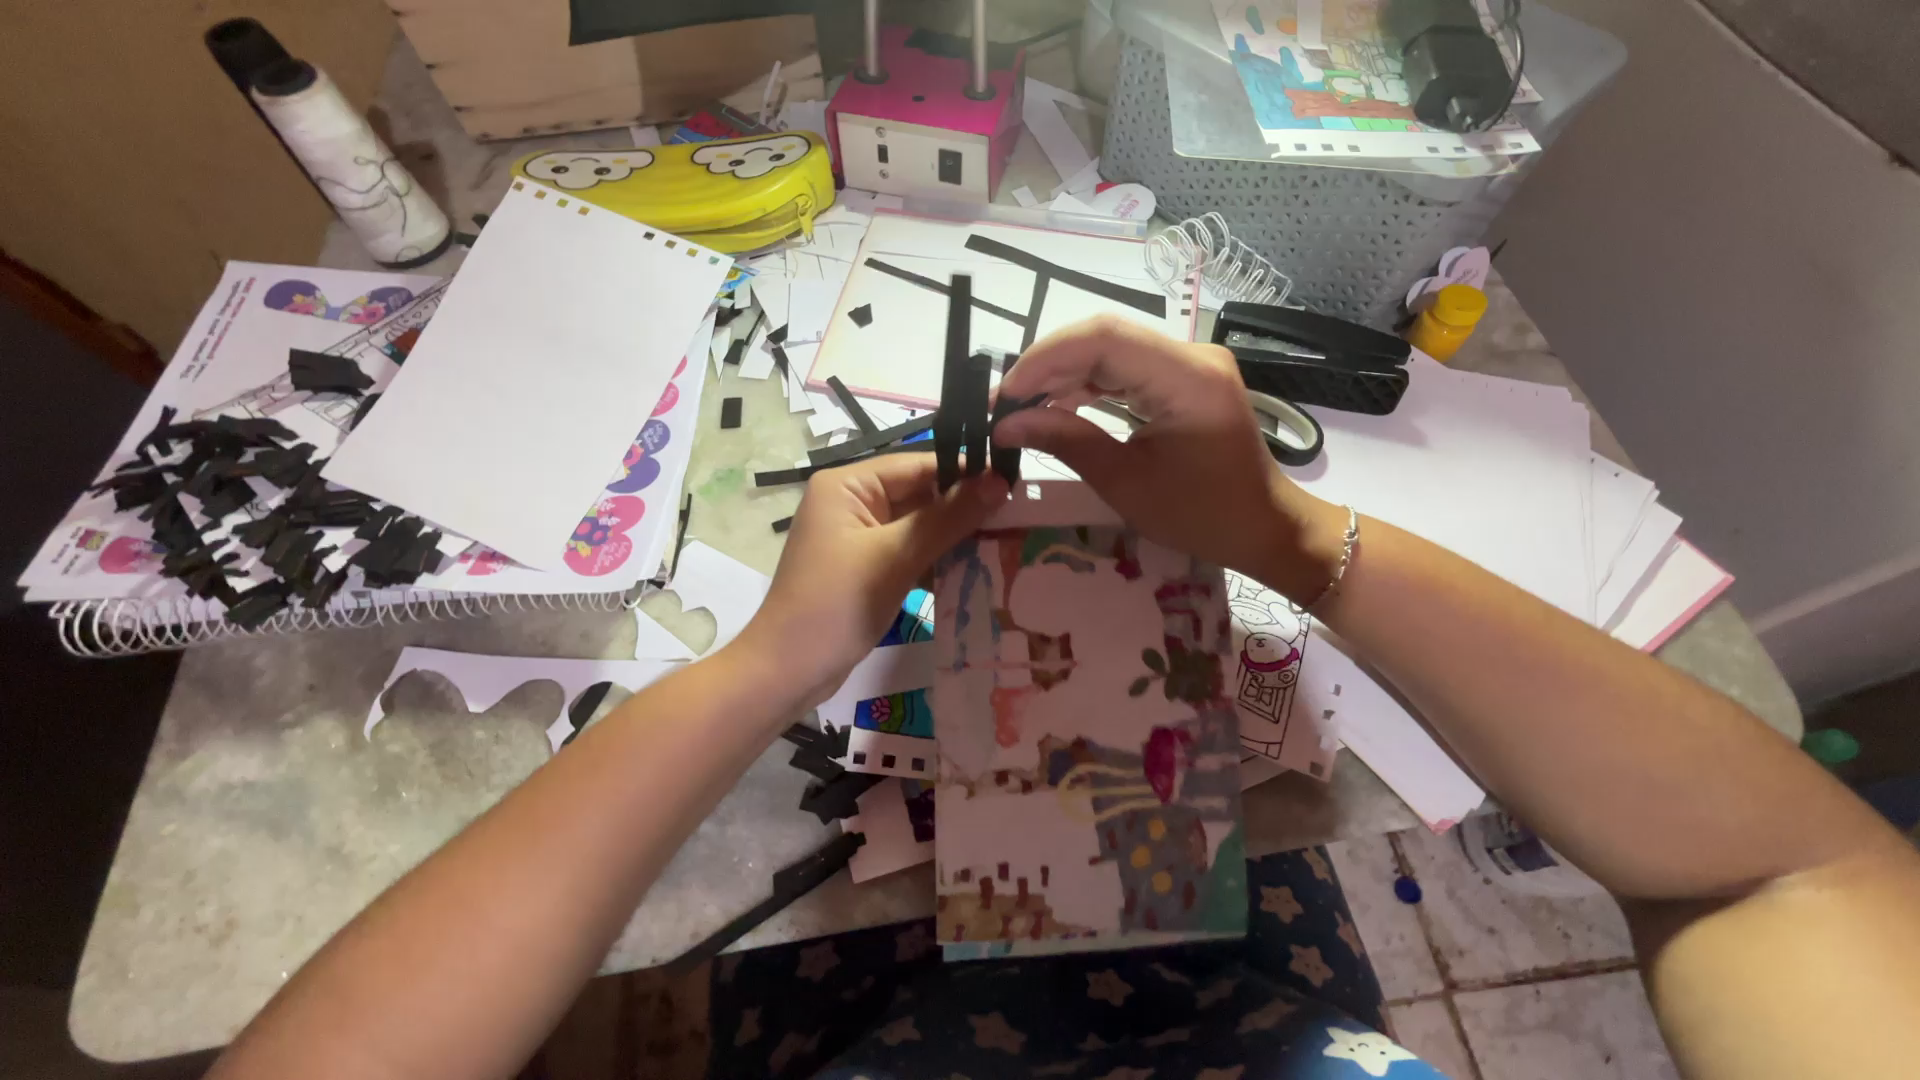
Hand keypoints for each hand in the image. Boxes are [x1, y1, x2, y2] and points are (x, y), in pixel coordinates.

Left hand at [734, 453, 1005, 706]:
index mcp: (848, 485)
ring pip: (919, 525)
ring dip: (956, 535)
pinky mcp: (866, 567)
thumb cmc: (837, 604)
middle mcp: (851, 501)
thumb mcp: (896, 556)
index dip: (966, 473)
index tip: (1015, 484)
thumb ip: (948, 517)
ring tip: (1008, 540)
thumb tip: (999, 481)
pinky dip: (938, 558)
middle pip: (920, 493)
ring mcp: (858, 536)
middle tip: (1019, 516)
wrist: (788, 670)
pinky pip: (910, 551)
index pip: (918, 464)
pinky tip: (976, 567)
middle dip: (965, 507)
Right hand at [994, 316, 1344, 601]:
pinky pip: (1125, 367)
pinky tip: (1054, 405)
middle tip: (1004, 406)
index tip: (1006, 396)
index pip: (1104, 339)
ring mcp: (1189, 362)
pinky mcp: (1182, 375)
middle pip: (1103, 338)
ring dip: (1062, 374)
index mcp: (1187, 379)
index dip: (1046, 359)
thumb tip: (1005, 426)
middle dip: (1047, 367)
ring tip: (1020, 408)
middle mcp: (1192, 356)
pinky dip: (1086, 384)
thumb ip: (1066, 442)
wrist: (1262, 525)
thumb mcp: (1126, 484)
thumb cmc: (1201, 516)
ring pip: (1109, 349)